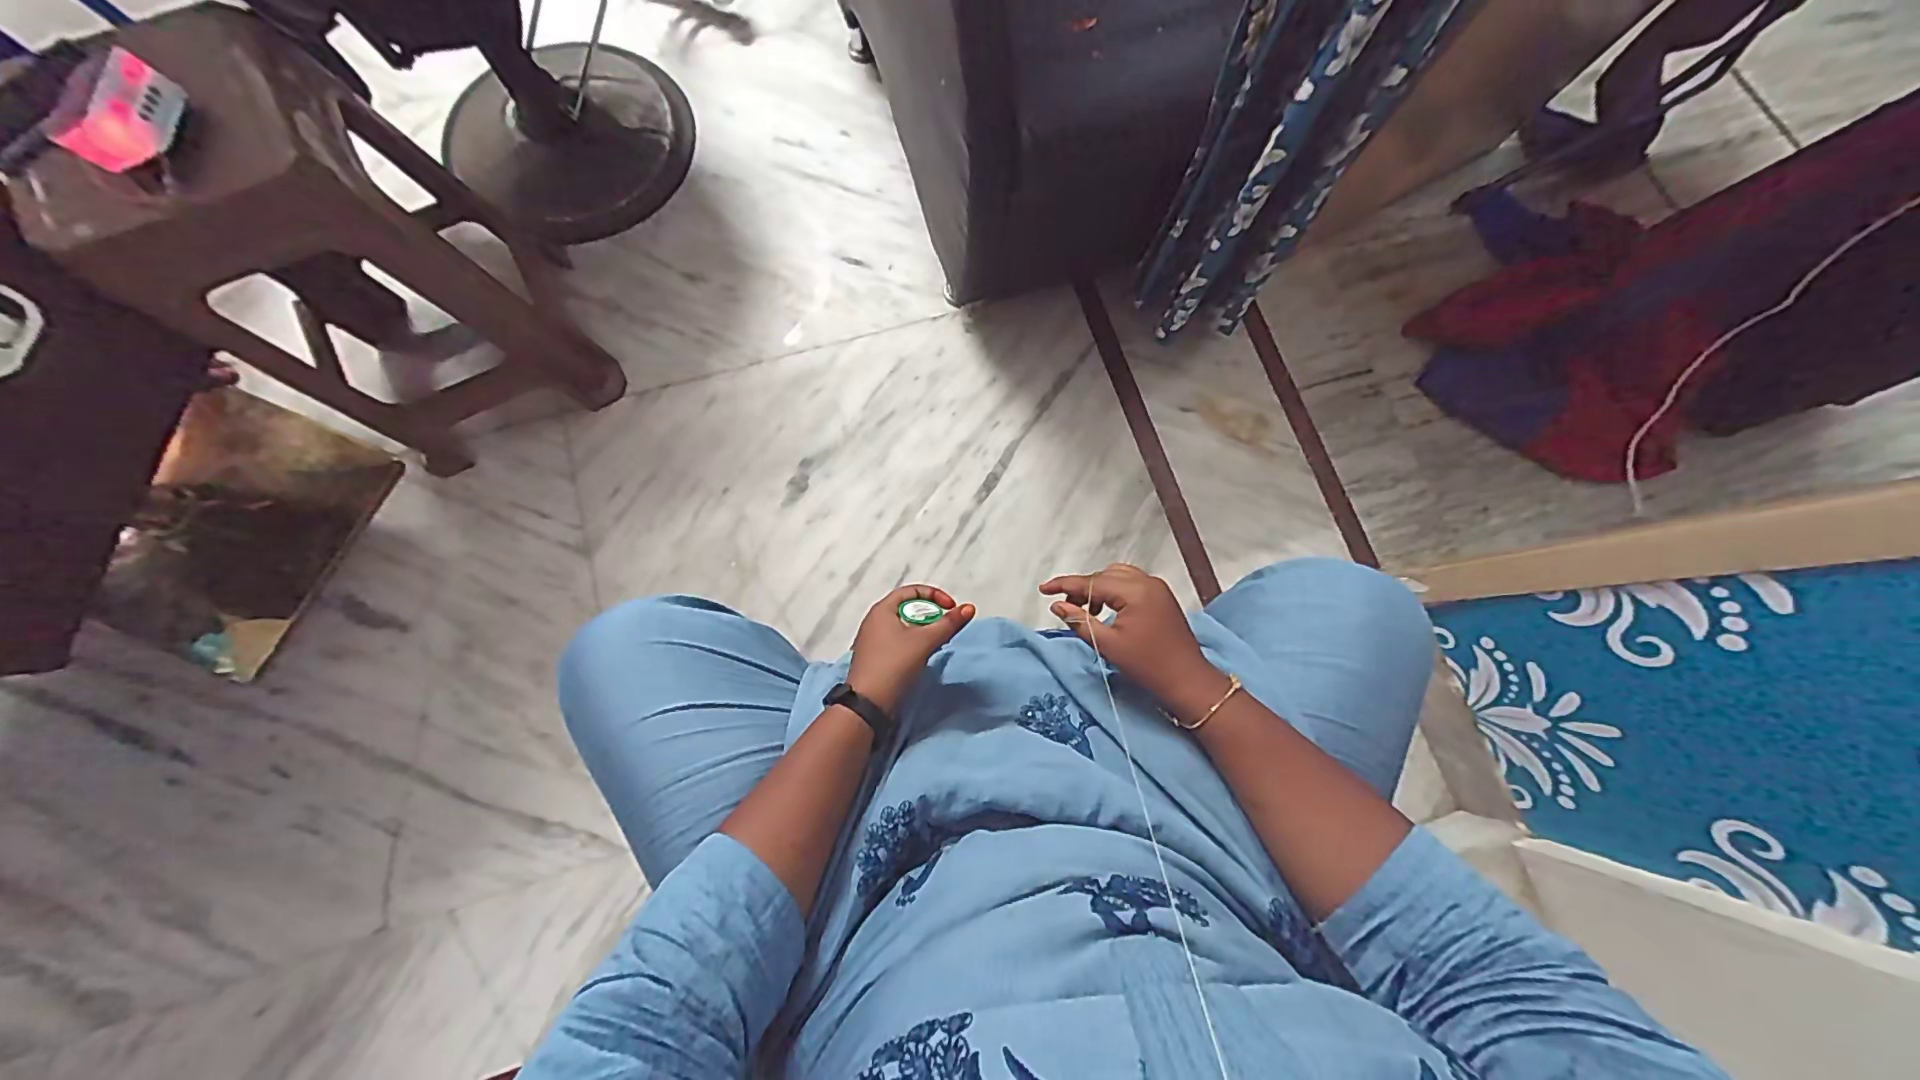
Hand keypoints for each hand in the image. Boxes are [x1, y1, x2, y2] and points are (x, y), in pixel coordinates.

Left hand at [846, 585, 975, 713]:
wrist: (868, 704)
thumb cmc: (895, 665)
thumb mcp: (925, 641)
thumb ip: (948, 623)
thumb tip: (969, 608)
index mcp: (882, 610)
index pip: (911, 590)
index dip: (934, 595)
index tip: (951, 609)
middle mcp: (874, 621)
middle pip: (907, 607)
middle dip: (930, 613)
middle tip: (944, 627)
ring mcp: (872, 640)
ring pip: (903, 626)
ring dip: (923, 630)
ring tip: (936, 642)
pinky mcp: (875, 657)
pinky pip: (897, 641)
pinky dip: (913, 642)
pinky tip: (921, 657)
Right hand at [1040, 564, 1230, 723]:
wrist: (1187, 680)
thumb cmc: (1148, 665)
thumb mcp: (1107, 645)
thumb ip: (1079, 621)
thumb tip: (1058, 605)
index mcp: (1135, 591)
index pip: (1092, 582)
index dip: (1065, 585)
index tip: (1044, 589)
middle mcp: (1147, 582)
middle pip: (1104, 575)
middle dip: (1081, 588)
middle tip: (1064, 605)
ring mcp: (1157, 587)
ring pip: (1117, 576)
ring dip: (1098, 588)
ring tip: (1084, 609)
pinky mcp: (1161, 596)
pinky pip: (1131, 582)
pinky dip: (1114, 590)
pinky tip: (1105, 610)